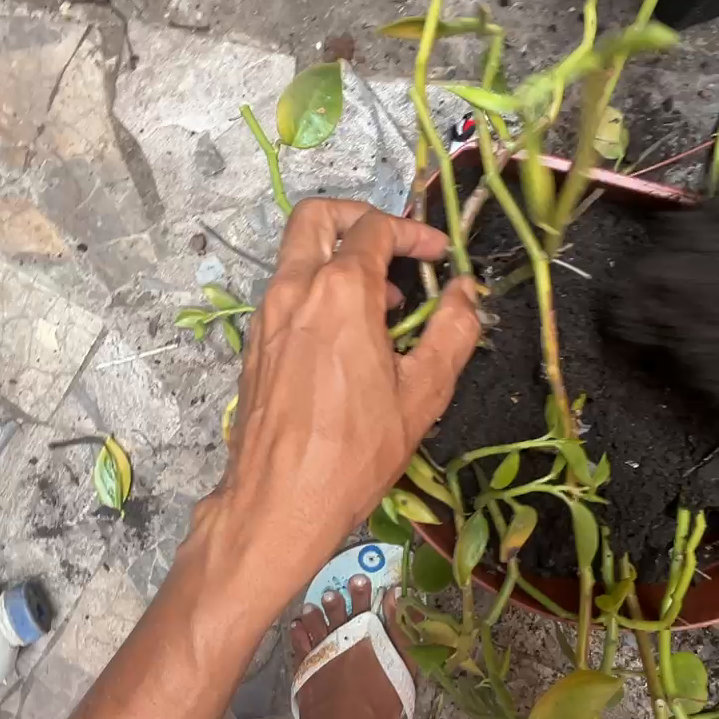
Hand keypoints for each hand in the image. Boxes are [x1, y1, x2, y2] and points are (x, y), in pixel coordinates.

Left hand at [202, 198, 481, 603]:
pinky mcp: (253, 344)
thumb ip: (452, 330)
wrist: (279, 502)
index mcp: (340, 292)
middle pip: (316, 217)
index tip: (438, 255)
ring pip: (297, 255)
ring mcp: (266, 316)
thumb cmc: (357, 451)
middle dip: (359, 218)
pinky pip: (286, 293)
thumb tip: (464, 292)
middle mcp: (294, 290)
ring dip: (339, 259)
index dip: (414, 233)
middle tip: (393, 248)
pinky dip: (317, 291)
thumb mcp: (424, 392)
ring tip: (381, 305)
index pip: (375, 229)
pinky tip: (346, 339)